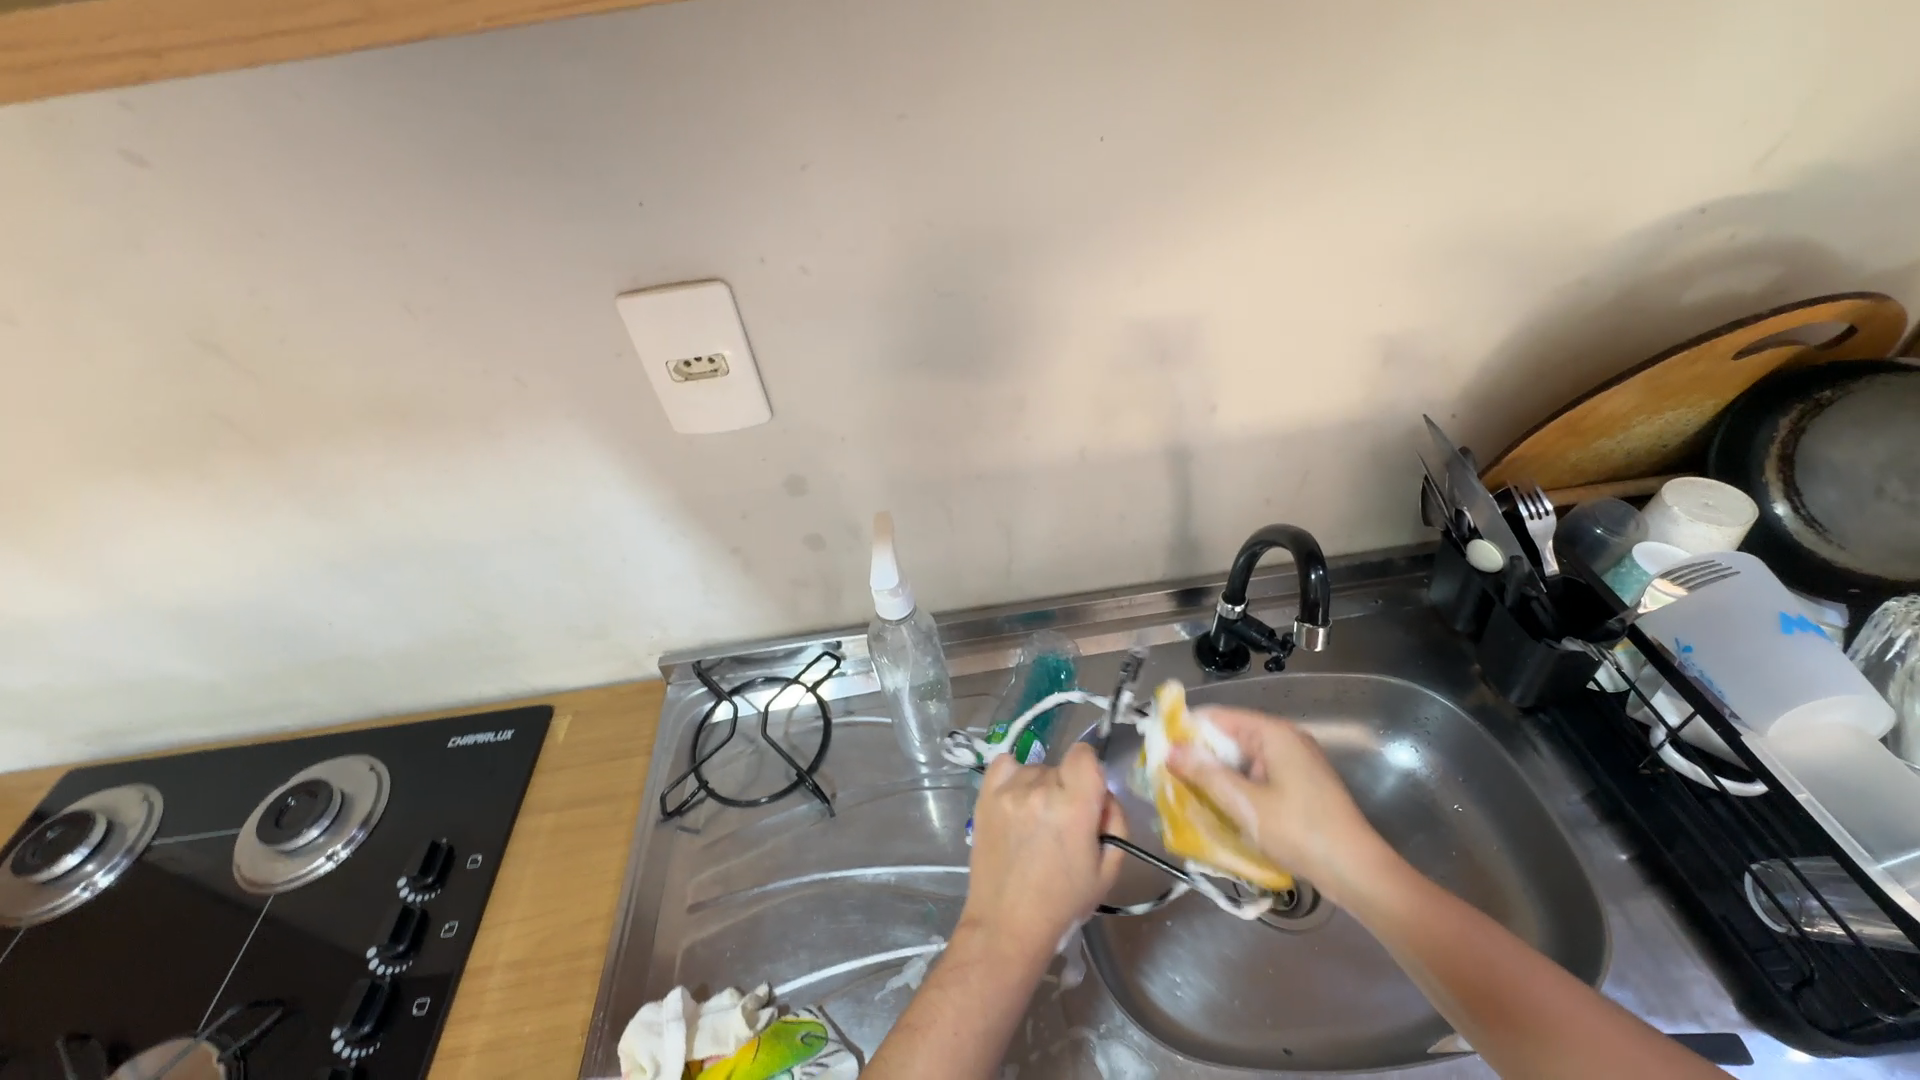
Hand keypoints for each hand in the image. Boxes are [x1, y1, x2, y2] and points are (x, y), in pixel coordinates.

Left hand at [960, 743, 1124, 958]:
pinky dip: (1013, 777)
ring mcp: (1008, 791)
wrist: (1007, 923)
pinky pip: (1004, 765)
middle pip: (1061, 766)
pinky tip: (1017, 802)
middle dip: (1068, 788)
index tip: (1089, 796)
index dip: (1092, 772)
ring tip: (1035, 822)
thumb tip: (1103, 797)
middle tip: (1064, 824)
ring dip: (1040, 787)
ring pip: (1035, 769)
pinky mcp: (985, 797)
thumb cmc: (1063, 902)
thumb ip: (1115, 822)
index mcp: (1074, 806)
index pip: (1085, 755)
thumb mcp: (1108, 869)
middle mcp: (1039, 790)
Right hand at [1167, 706, 1393, 903]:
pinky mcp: (1299, 786)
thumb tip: (1171, 750)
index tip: (1158, 749)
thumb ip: (1205, 773)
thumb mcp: (1244, 803)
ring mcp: (1295, 764)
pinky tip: (1219, 808)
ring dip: (1216, 775)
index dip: (1186, 729)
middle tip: (1167, 776)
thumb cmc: (1300, 831)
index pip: (1217, 716)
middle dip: (1198, 755)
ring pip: (1242, 760)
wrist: (1357, 872)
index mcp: (1273, 733)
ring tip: (1185, 794)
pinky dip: (1236, 787)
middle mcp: (1285, 740)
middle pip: (1229, 737)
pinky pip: (1257, 777)